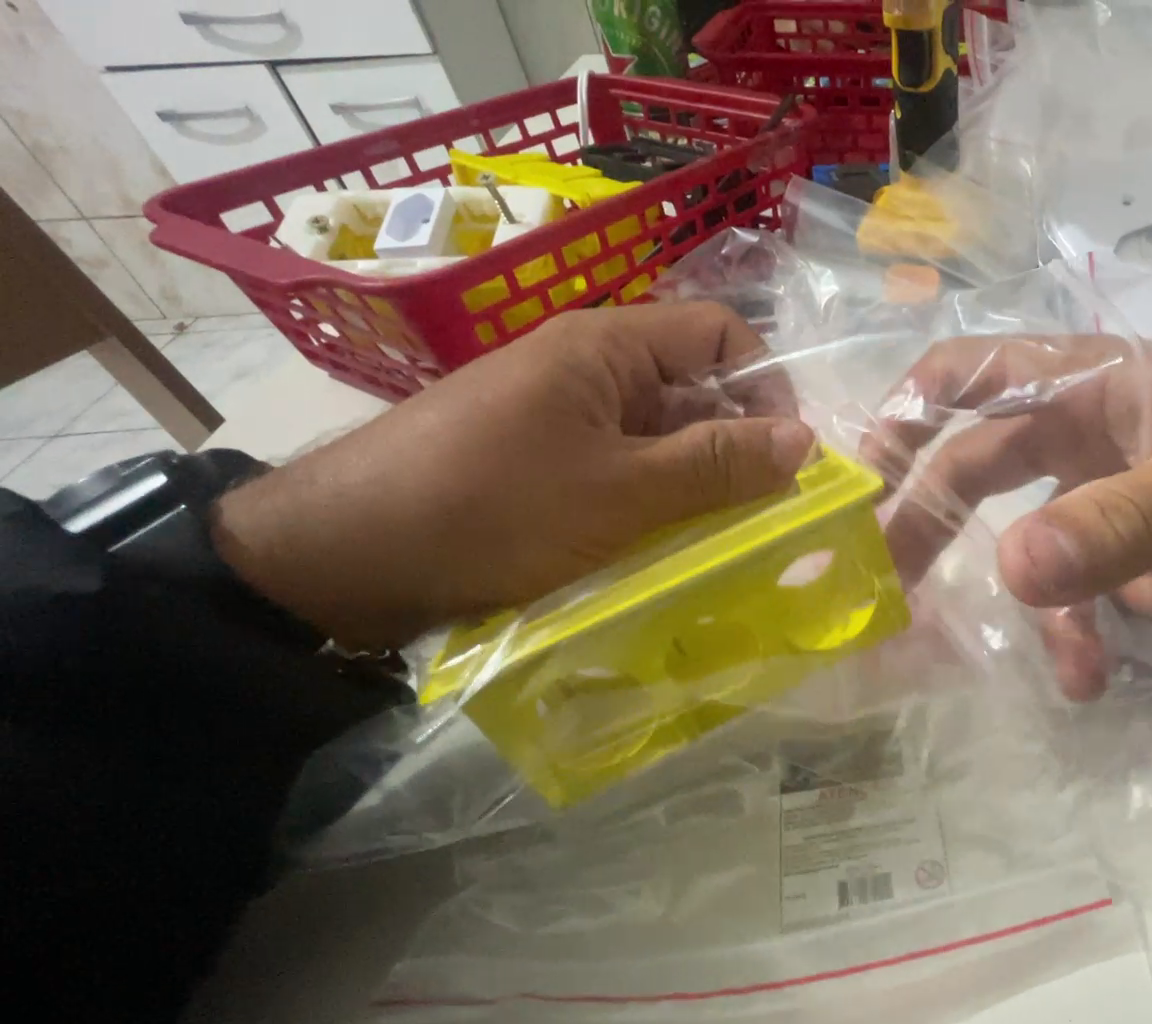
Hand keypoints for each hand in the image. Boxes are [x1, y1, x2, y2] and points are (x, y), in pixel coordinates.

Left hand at [212, 303, 812, 649]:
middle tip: (763, 514)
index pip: (721, 334)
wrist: (340, 558)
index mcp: (608, 345)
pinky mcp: (545, 459)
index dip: (767, 386)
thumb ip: (717, 464)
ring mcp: (565, 415)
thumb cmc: (491, 508)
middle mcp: (590, 367)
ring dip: (698, 483)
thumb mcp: (621, 491)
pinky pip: (625, 468)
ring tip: (720, 539)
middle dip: (737, 447)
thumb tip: (807, 442)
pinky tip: (666, 546)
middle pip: (696, 388)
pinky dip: (655, 502)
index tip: (785, 456)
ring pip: (663, 436)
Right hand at [865, 338, 1151, 697]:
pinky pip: (1110, 556)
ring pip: (1052, 533)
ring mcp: (1122, 466)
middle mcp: (1091, 417)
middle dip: (942, 526)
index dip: (903, 419)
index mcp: (1091, 380)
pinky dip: (1127, 596)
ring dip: (1062, 603)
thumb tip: (1004, 573)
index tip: (864, 486)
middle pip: (986, 465)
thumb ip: (1111, 530)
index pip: (966, 375)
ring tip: (1087, 674)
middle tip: (898, 593)